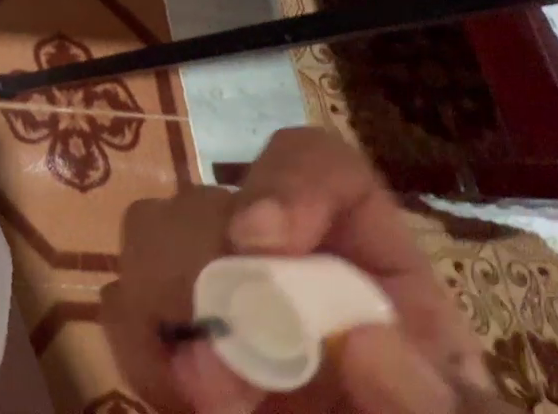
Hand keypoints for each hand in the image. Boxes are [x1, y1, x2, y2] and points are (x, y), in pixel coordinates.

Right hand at [99, 128, 500, 413]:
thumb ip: (436, 401)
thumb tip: (363, 342)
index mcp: (364, 263)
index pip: (317, 167)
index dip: (284, 183)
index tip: (257, 241)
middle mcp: (273, 257)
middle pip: (209, 201)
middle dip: (201, 267)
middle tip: (226, 360)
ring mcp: (210, 291)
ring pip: (149, 236)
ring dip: (164, 308)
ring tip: (209, 394)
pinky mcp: (165, 336)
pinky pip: (121, 305)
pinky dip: (141, 354)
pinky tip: (179, 399)